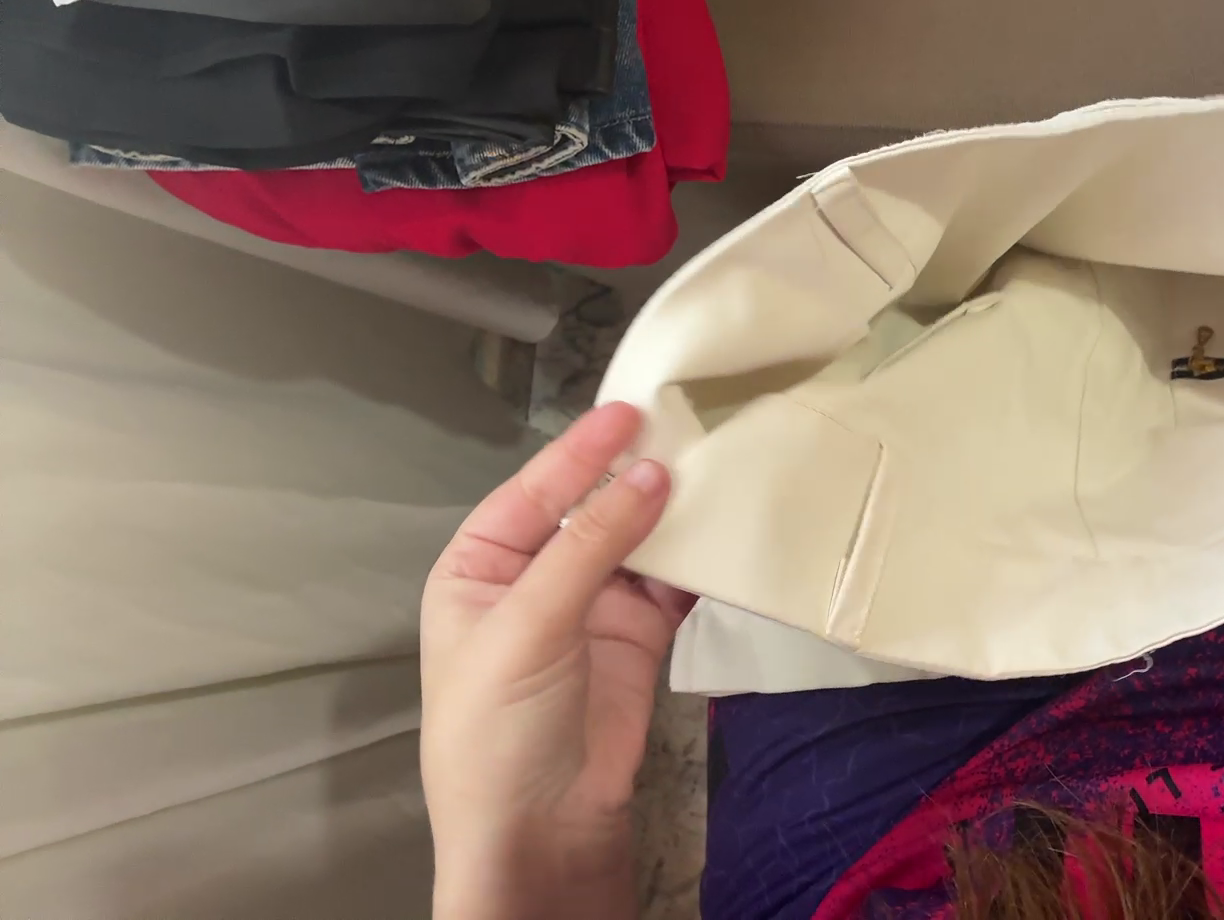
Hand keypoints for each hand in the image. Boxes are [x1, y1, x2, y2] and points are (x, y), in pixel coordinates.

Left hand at [420, 403, 693, 919]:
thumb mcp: (528, 627)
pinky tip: (726, 527)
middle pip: (595, 507)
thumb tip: (656, 475)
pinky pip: (675, 576)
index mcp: (485, 566)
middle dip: (634, 473)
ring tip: (715, 469)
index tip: (631, 410)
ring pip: (641, 537)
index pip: (535, 492)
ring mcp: (597, 599)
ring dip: (673, 510)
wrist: (547, 825)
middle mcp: (541, 573)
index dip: (580, 451)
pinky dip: (699, 555)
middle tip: (687, 429)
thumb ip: (592, 546)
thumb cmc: (500, 725)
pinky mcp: (643, 625)